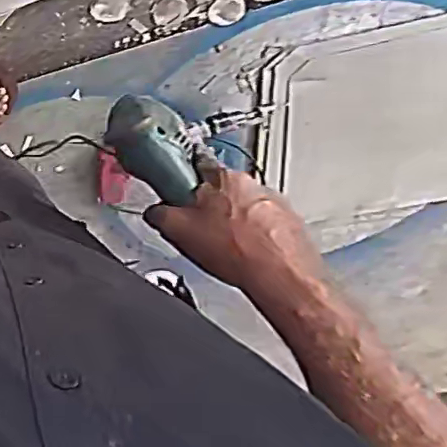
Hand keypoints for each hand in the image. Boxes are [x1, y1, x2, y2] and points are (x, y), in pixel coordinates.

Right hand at [144, 160, 325, 293]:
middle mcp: (252, 183)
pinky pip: (264, 225)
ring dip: (232, 223)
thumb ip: (158, 213)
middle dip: (208, 208)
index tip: (177, 199)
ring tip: (224, 248)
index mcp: (223, 177)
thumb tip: (155, 212)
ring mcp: (275, 203)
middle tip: (198, 231)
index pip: (194, 167)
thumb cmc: (239, 252)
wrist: (283, 279)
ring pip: (242, 208)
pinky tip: (245, 255)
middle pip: (220, 190)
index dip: (181, 185)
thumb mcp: (177, 230)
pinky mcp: (291, 223)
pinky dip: (253, 237)